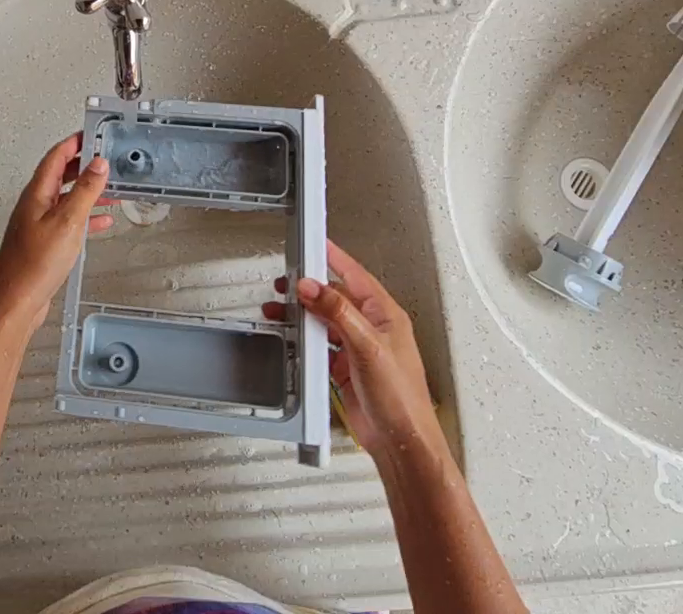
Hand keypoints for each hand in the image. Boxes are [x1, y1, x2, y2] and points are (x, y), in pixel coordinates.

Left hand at [0, 133, 113, 331]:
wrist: (16, 302)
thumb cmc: (33, 266)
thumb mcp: (68, 222)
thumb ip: (84, 191)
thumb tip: (98, 164)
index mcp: (36, 193)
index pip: (56, 156)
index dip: (74, 142)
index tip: (92, 134)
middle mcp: (34, 204)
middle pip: (60, 174)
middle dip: (83, 164)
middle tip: (104, 157)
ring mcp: (38, 223)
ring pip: (66, 198)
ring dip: (87, 190)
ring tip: (109, 186)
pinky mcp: (43, 242)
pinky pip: (67, 220)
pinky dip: (85, 216)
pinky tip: (100, 221)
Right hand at [264, 240, 437, 464]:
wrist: (400, 442)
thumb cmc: (402, 400)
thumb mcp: (368, 347)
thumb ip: (338, 313)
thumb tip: (313, 287)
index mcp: (385, 314)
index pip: (353, 274)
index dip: (332, 257)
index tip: (313, 241)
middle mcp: (371, 327)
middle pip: (334, 296)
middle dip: (309, 288)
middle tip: (284, 282)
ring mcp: (357, 347)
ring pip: (324, 320)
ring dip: (302, 314)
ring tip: (280, 309)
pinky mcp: (344, 367)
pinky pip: (319, 344)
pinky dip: (303, 339)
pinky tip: (292, 338)